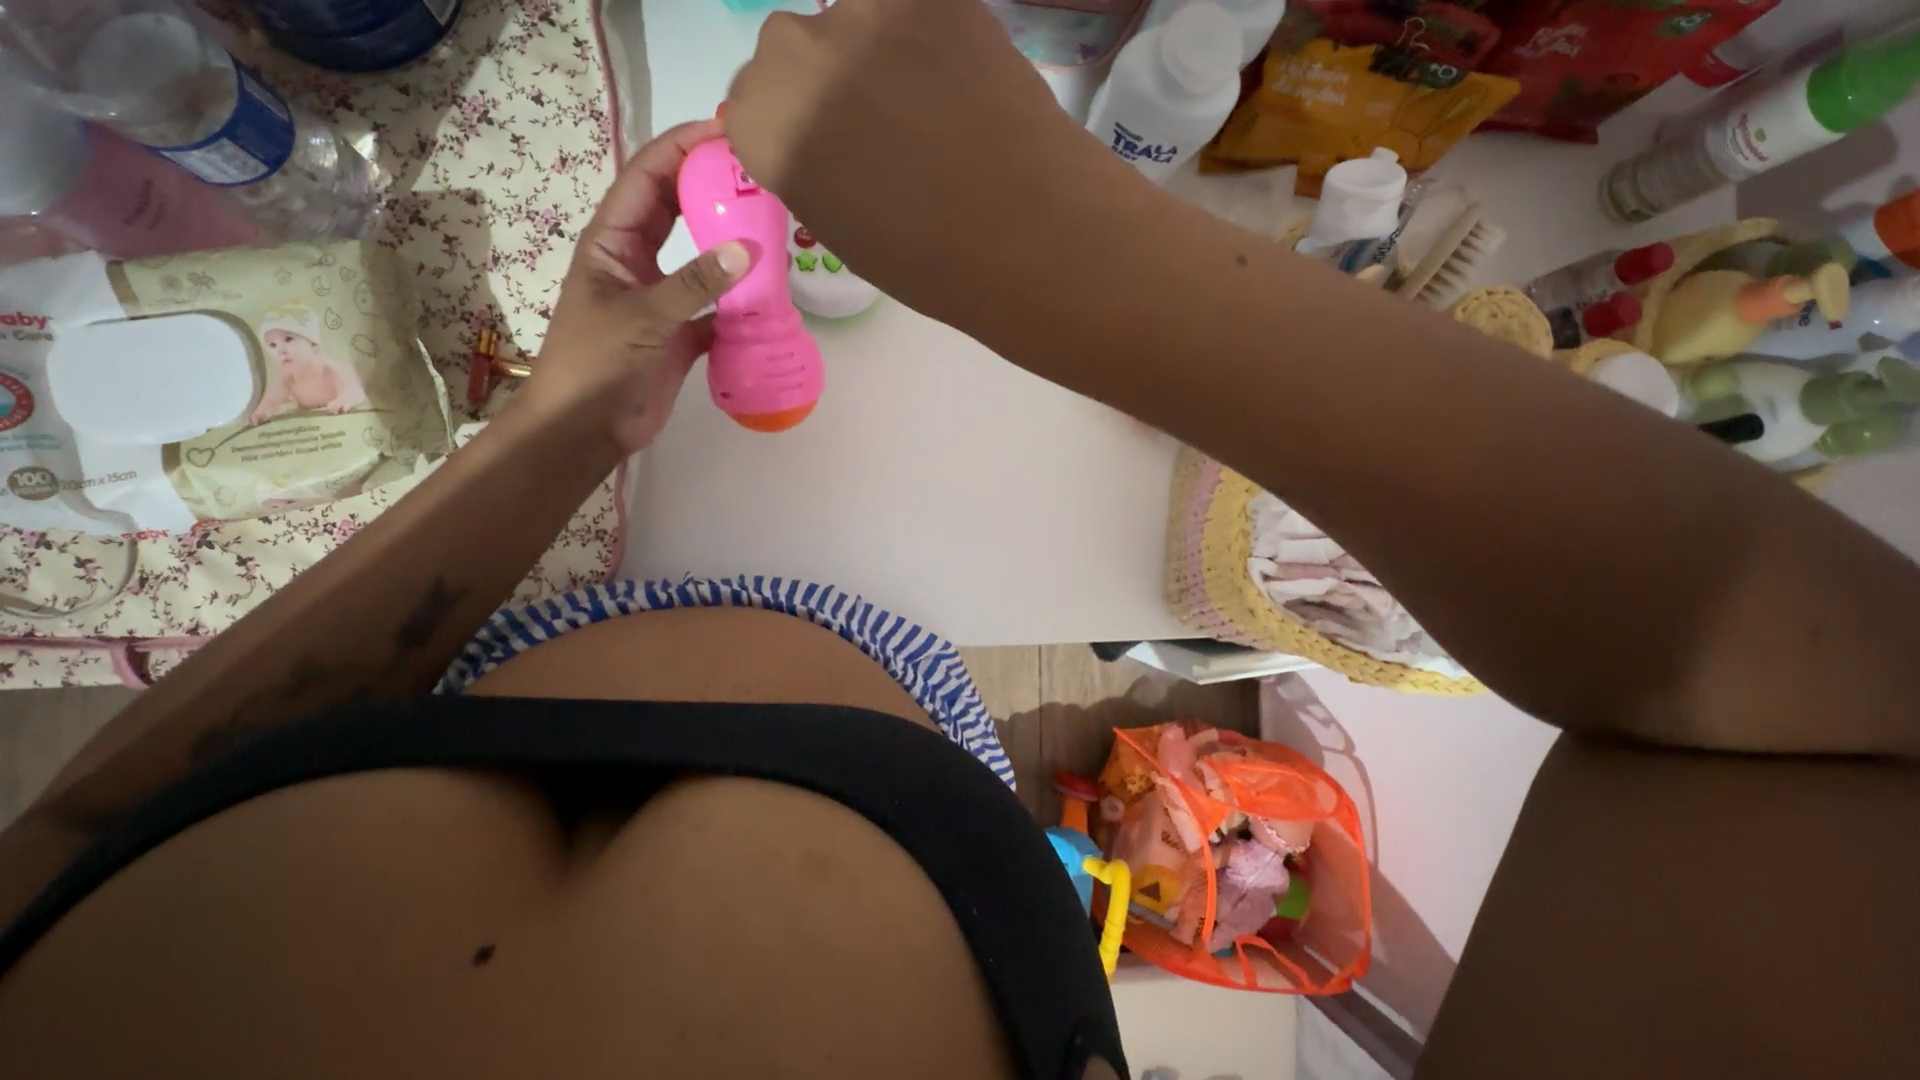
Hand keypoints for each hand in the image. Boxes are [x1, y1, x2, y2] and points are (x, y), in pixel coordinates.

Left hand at [526, 119, 751, 454]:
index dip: (683, 147)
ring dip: (731, 243)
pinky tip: (771, 293)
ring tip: (774, 224)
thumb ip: (695, 282)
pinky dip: (741, 301)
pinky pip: (717, 306)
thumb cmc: (596, 363)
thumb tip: (749, 251)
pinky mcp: (681, 332)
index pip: (648, 177)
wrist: (586, 427)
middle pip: (676, 208)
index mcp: (612, 241)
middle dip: (712, 187)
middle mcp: (637, 259)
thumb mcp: (643, 316)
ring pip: (701, 256)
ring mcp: (661, 296)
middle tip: (759, 173)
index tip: (727, 129)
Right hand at [725, 0, 1094, 317]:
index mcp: (761, 124)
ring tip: (932, 101)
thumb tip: (824, 135)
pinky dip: (931, 35)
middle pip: (792, 50)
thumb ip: (811, 164)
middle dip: (827, 80)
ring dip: (879, 52)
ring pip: (854, 21)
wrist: (1020, 231)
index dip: (793, 123)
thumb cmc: (926, 259)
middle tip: (881, 122)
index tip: (828, 145)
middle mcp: (793, 54)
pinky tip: (963, 78)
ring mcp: (861, 12)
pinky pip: (913, 9)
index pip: (749, 102)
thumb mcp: (841, 226)